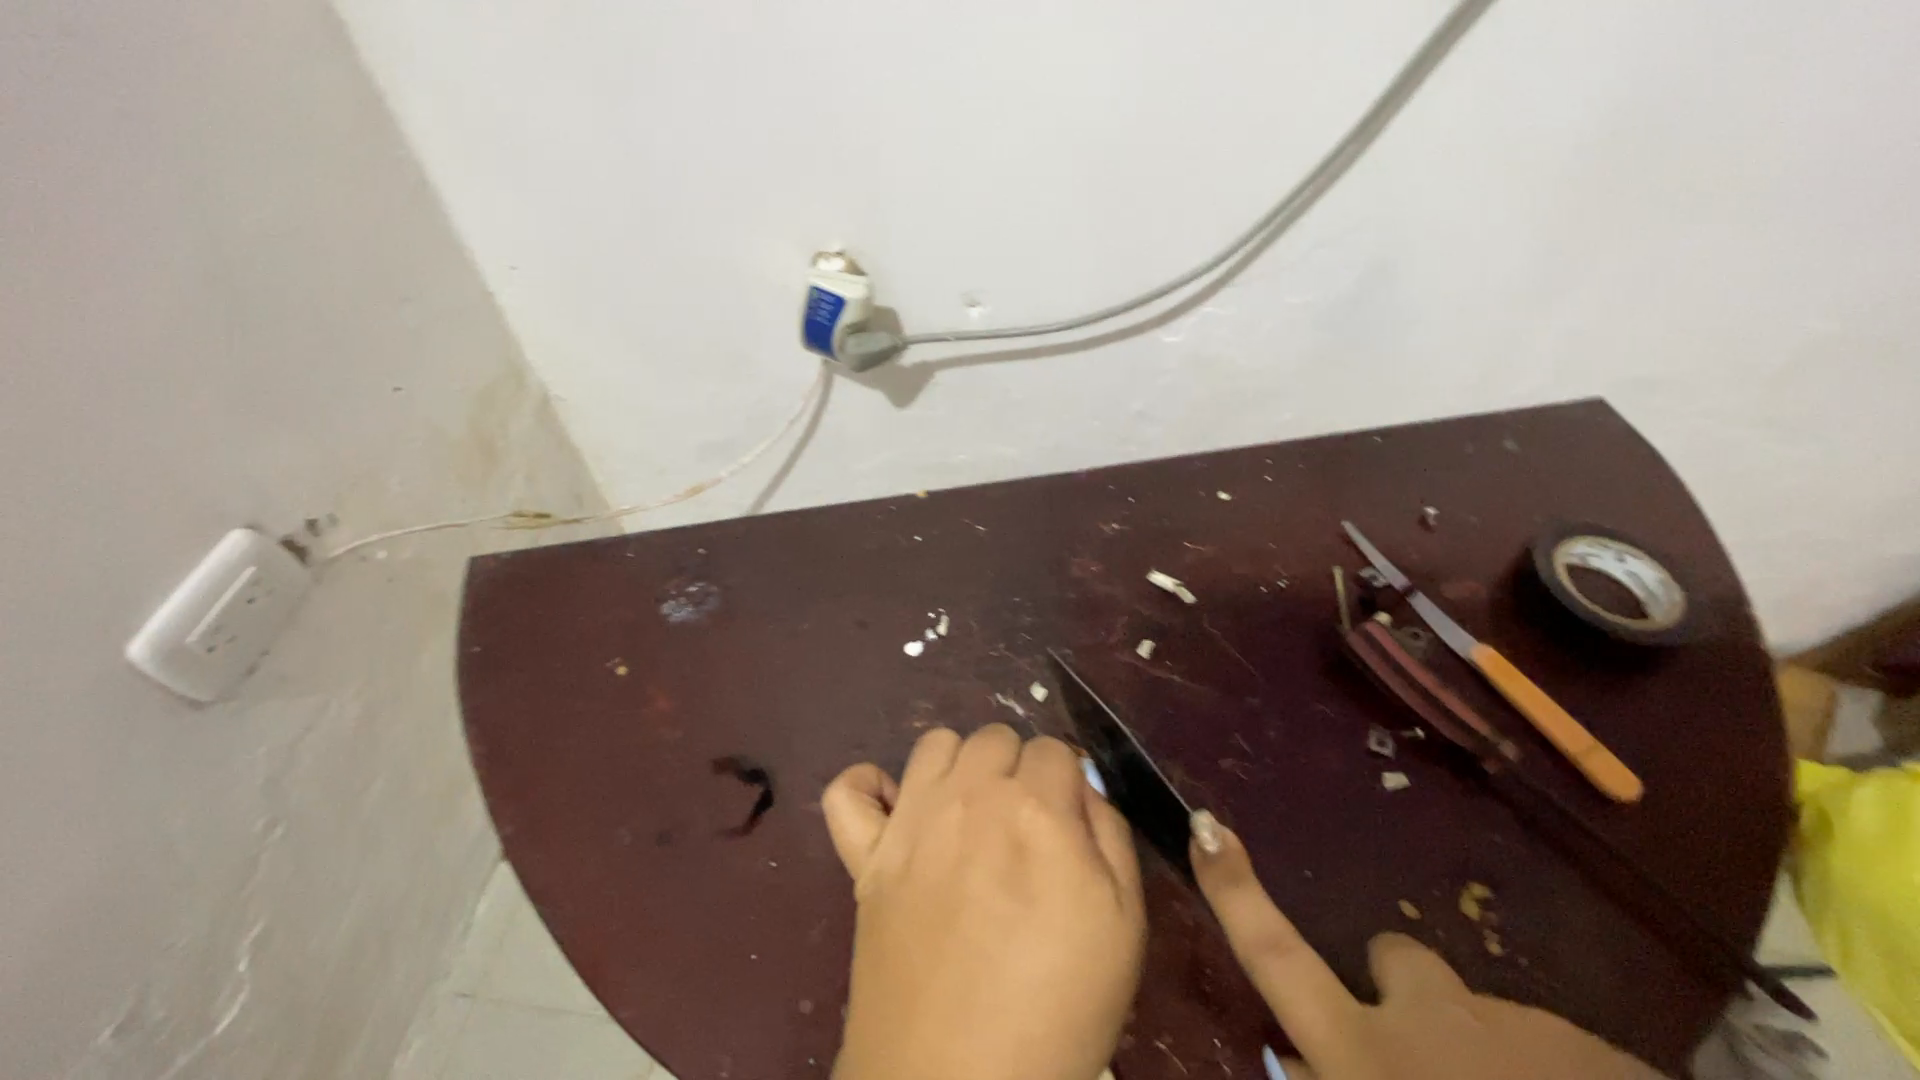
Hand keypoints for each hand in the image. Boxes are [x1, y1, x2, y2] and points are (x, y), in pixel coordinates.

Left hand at [821, 725, 1145, 1079]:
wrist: (958, 1078)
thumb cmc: (1057, 1008)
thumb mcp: (1123, 925)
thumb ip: (1109, 836)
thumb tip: (1083, 787)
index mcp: (1035, 810)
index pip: (1055, 749)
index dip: (1067, 784)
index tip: (1069, 824)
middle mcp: (968, 798)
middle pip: (995, 738)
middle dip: (1019, 769)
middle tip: (1026, 828)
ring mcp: (908, 824)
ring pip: (934, 744)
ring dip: (960, 766)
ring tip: (972, 816)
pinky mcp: (863, 857)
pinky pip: (848, 790)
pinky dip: (871, 789)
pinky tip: (898, 814)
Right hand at [1188, 810, 1666, 1079]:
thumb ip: (1332, 1074)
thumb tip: (1301, 1058)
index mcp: (1365, 1053)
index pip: (1275, 958)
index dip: (1234, 891)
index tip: (1206, 825)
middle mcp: (1431, 1019)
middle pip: (1396, 957)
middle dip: (1399, 986)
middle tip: (1426, 1058)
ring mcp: (1519, 1028)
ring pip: (1485, 1015)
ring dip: (1486, 1054)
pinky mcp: (1601, 1051)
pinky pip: (1559, 1049)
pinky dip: (1554, 1077)